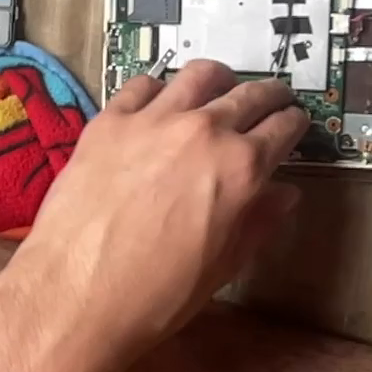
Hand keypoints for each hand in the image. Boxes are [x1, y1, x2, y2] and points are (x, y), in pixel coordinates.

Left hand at [6, 61, 308, 367]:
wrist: (75, 296)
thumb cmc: (158, 295)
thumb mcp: (223, 266)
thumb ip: (258, 222)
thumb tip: (285, 194)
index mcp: (241, 167)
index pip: (283, 128)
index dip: (295, 123)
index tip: (296, 123)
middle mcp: (204, 130)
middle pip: (250, 94)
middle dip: (270, 95)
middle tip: (273, 100)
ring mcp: (153, 119)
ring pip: (199, 75)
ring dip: (220, 80)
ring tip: (221, 87)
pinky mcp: (110, 120)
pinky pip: (143, 85)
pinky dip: (161, 89)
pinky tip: (160, 103)